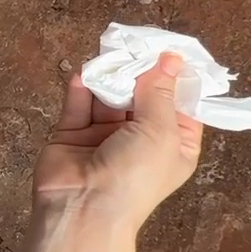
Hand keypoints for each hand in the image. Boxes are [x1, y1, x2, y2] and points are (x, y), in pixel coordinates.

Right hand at [32, 53, 203, 233]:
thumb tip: (171, 60)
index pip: (178, 105)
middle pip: (141, 97)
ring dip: (108, 79)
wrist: (83, 204)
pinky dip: (80, 89)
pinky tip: (83, 73)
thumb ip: (158, 94)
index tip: (170, 52)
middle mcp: (140, 138)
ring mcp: (104, 135)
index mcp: (173, 144)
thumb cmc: (134, 175)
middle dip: (137, 75)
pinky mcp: (71, 133)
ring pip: (107, 98)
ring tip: (106, 56)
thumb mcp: (158, 132)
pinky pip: (77, 106)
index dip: (175, 80)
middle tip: (133, 48)